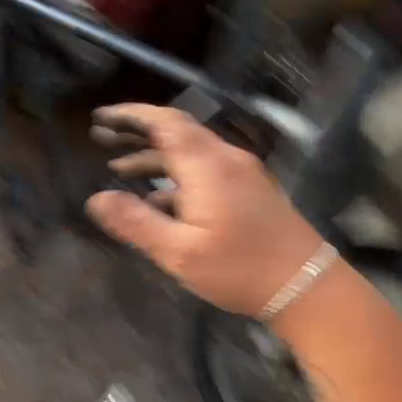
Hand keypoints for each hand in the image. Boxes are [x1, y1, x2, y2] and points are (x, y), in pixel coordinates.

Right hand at [85, 104, 326, 316]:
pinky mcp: (248, 191)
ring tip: (118, 168)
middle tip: (101, 137)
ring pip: (190, 152)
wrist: (306, 285)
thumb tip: (96, 199)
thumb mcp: (179, 253)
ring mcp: (241, 174)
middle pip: (177, 132)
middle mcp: (225, 159)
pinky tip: (155, 197)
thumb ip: (136, 222)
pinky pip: (202, 170)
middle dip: (137, 132)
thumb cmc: (239, 269)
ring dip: (153, 157)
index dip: (130, 116)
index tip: (99, 118)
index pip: (165, 123)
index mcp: (207, 166)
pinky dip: (173, 176)